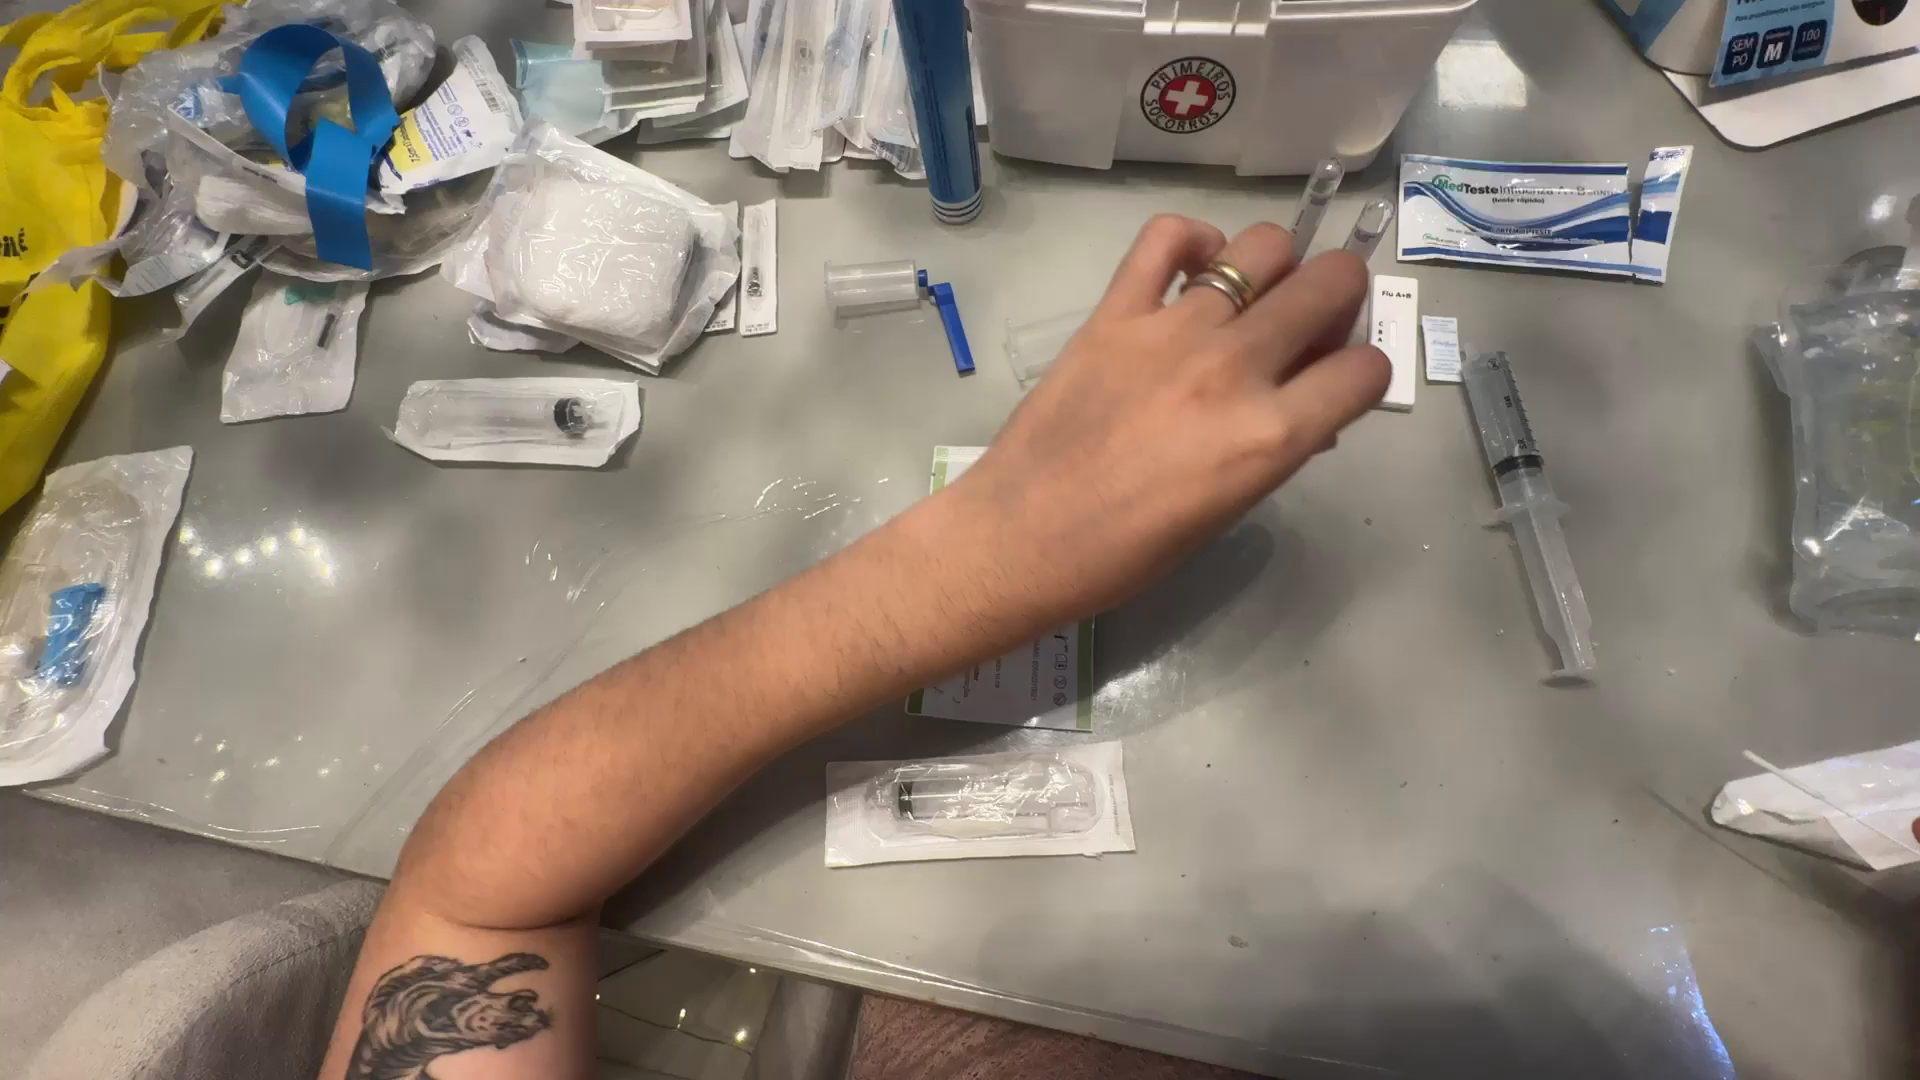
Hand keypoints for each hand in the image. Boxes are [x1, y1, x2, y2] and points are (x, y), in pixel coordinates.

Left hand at [938, 214, 1388, 635]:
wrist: (1018, 540)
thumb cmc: (1120, 554)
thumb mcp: (1219, 515)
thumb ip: (1272, 451)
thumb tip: (1300, 411)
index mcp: (1268, 437)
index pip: (1367, 368)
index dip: (1358, 376)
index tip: (1328, 387)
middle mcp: (1233, 370)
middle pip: (1332, 282)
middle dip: (1334, 304)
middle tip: (1297, 337)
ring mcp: (1170, 333)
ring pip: (1264, 246)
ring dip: (1274, 270)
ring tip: (1244, 306)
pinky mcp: (1112, 316)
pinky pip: (1166, 237)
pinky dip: (1191, 242)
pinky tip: (1189, 275)